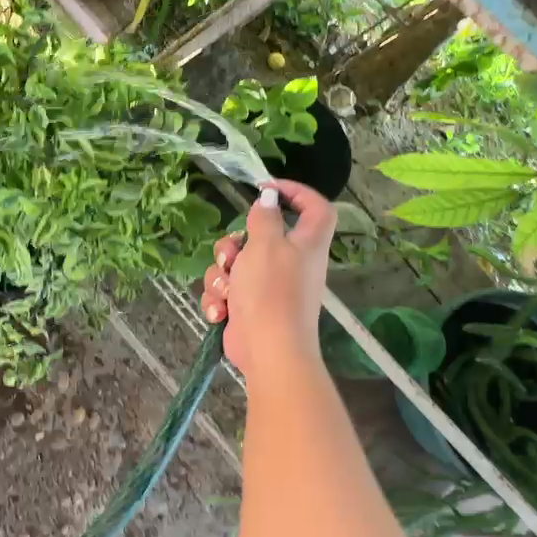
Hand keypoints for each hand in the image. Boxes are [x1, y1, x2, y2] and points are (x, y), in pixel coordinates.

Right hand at [201, 178, 335, 378]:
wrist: (268, 348)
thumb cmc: (271, 292)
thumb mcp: (266, 245)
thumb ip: (265, 218)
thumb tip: (269, 198)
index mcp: (306, 244)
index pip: (316, 208)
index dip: (296, 192)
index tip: (266, 188)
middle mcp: (290, 262)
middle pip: (259, 237)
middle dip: (233, 244)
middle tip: (230, 256)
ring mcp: (268, 286)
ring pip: (234, 263)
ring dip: (221, 275)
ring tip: (227, 291)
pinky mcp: (248, 305)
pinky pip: (226, 289)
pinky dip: (219, 298)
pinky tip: (222, 311)